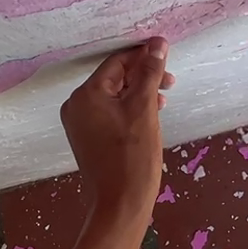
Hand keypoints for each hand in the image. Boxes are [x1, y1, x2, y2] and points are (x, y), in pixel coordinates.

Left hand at [60, 38, 172, 228]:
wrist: (120, 205)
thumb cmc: (133, 156)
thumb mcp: (145, 109)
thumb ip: (150, 73)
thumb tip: (158, 43)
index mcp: (86, 94)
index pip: (118, 62)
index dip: (144, 55)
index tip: (167, 54)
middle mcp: (77, 105)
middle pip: (115, 77)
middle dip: (144, 75)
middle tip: (170, 81)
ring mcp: (81, 123)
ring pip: (115, 95)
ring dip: (140, 92)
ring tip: (163, 99)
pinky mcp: (89, 137)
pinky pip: (111, 111)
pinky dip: (130, 108)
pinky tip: (150, 114)